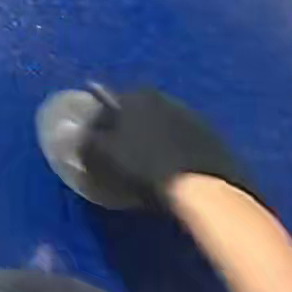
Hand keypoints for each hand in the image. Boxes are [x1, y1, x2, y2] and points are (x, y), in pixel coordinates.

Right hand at [82, 89, 256, 208]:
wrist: (207, 195)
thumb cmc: (143, 164)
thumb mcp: (99, 153)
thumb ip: (81, 139)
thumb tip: (67, 131)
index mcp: (138, 95)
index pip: (110, 99)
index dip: (101, 117)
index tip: (95, 134)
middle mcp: (170, 102)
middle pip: (142, 113)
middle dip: (131, 127)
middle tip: (119, 148)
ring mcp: (202, 125)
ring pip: (168, 130)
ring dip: (158, 141)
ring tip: (146, 163)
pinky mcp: (224, 149)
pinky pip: (190, 148)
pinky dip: (179, 156)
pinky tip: (172, 173)